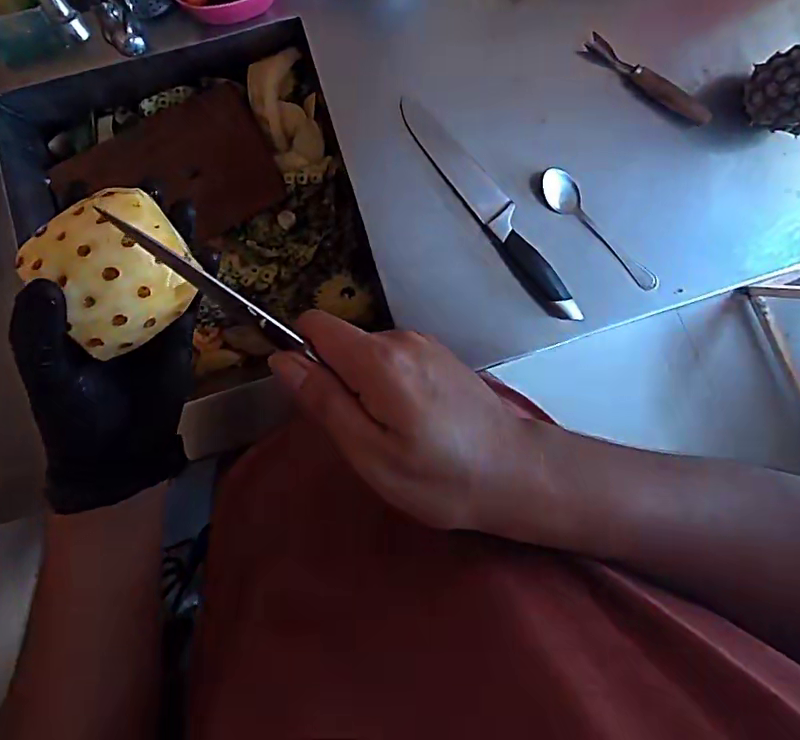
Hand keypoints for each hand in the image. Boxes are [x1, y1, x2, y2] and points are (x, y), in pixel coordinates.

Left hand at [11, 199, 199, 514]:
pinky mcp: (178, 330)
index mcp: (74, 306)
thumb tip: (43, 284)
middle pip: (124, 247)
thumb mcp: (46, 375)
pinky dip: (202, 272)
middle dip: (137, 213)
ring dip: (175, 234)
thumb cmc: (73, 413)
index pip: (72, 251)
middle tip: (148, 182)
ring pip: (162, 264)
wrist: (117, 453)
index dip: (72, 216)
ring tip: (183, 204)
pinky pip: (192, 295)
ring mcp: (147, 313)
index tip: (77, 181)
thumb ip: (37, 334)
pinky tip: (212, 250)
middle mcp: (111, 300)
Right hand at [268, 312, 539, 531]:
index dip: (300, 351)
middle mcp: (401, 337)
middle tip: (362, 432)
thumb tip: (282, 359)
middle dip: (336, 379)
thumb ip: (323, 400)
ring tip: (393, 433)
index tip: (312, 394)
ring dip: (364, 385)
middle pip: (342, 341)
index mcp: (378, 358)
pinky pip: (392, 359)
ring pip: (366, 353)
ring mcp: (424, 343)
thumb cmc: (439, 477)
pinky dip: (388, 384)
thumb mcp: (369, 452)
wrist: (517, 473)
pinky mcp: (439, 353)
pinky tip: (415, 421)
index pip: (315, 323)